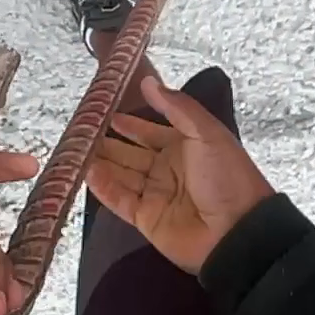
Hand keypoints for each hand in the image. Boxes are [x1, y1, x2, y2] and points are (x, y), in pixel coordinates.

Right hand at [87, 76, 275, 273]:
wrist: (239, 233)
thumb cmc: (226, 177)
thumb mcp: (206, 133)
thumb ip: (176, 106)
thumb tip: (148, 81)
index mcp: (183, 147)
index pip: (147, 131)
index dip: (127, 121)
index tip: (102, 109)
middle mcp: (166, 169)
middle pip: (129, 152)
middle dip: (106, 140)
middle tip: (79, 127)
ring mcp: (154, 194)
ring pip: (120, 173)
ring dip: (100, 160)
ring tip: (74, 146)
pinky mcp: (145, 218)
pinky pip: (119, 198)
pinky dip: (102, 186)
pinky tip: (85, 170)